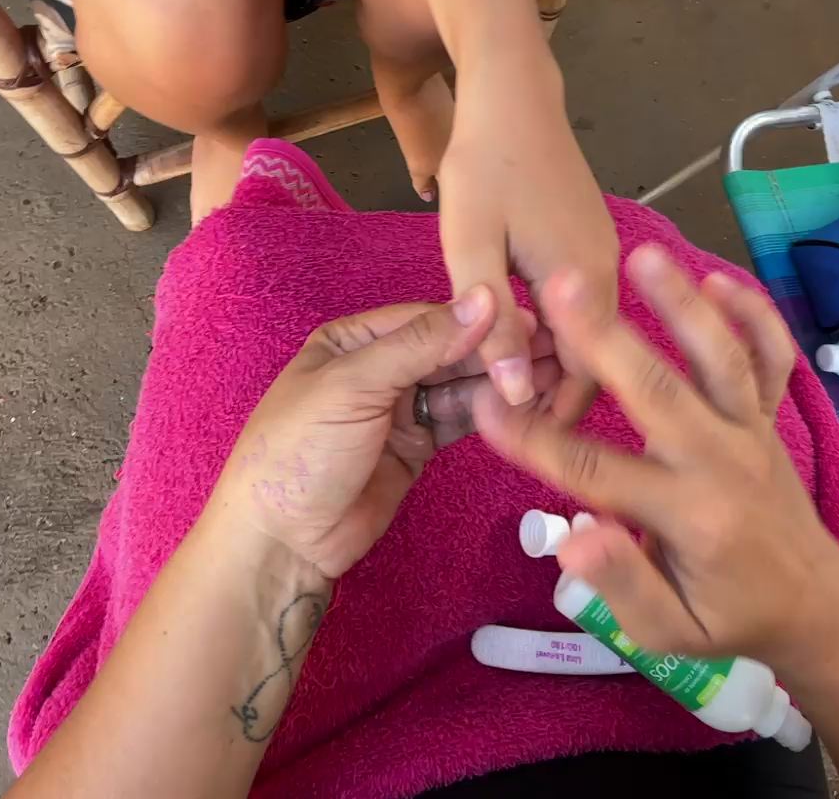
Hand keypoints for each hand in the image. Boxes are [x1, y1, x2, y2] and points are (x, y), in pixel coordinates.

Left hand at [215, 287, 560, 579]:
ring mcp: (400, 408)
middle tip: (555, 348)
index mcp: (354, 340)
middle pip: (447, 351)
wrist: (283, 542)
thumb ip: (420, 343)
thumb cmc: (302, 449)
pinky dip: (489, 413)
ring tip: (552, 373)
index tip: (528, 320)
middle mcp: (380, 367)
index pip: (425, 320)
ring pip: (459, 386)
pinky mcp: (417, 445)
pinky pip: (459, 420)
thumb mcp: (354, 385)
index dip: (475, 320)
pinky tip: (524, 405)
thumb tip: (483, 297)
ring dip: (499, 381)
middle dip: (495, 351)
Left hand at [437, 64, 618, 418]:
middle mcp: (606, 274)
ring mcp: (602, 253)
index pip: (588, 376)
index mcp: (585, 285)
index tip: (527, 445)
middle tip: (512, 421)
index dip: (558, 415)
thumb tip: (517, 392)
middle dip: (555, 393)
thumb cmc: (485, 168)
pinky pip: (580, 302)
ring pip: (586, 330)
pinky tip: (522, 333)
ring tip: (510, 385)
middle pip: (592, 356)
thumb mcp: (473, 246)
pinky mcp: (588, 238)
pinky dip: (557, 329)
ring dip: (553, 361)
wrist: (512, 96)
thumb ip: (494, 321)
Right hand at [474, 244, 838, 664]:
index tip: (487, 405)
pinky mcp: (770, 415)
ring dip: (681, 304)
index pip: (595, 471)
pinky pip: (772, 359)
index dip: (534, 439)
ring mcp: (751, 429)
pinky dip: (755, 317)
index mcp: (688, 514)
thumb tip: (571, 542)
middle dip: (603, 336)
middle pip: (657, 390)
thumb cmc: (727, 615)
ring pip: (719, 359)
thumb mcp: (666, 632)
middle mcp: (721, 460)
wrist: (815, 605)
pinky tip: (720, 279)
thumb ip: (620, 584)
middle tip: (560, 285)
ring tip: (643, 254)